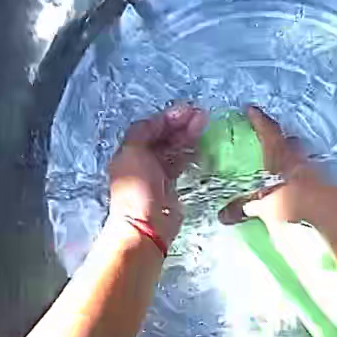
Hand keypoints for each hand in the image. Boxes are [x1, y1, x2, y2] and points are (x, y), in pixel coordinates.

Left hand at [109, 101, 207, 246]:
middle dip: (182, 125)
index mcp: (131, 151)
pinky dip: (190, 154)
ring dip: (188, 136)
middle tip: (202, 116)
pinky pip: (181, 165)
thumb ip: (143, 133)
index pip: (151, 128)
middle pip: (164, 137)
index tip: (188, 110)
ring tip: (204, 125)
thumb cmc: (138, 188)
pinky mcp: (171, 188)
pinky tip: (201, 146)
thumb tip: (158, 121)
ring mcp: (157, 175)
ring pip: (174, 149)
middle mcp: (143, 161)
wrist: (146, 226)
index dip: (168, 118)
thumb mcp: (133, 152)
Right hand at [219, 105, 331, 226]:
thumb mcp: (264, 206)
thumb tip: (226, 214)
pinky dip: (303, 177)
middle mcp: (298, 159)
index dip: (259, 121)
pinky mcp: (326, 185)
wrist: (326, 211)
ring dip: (295, 158)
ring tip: (287, 164)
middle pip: (290, 142)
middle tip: (274, 138)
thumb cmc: (291, 201)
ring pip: (302, 157)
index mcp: (280, 157)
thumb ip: (246, 208)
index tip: (251, 109)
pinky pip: (311, 176)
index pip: (268, 133)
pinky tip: (299, 185)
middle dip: (282, 139)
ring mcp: (315, 171)